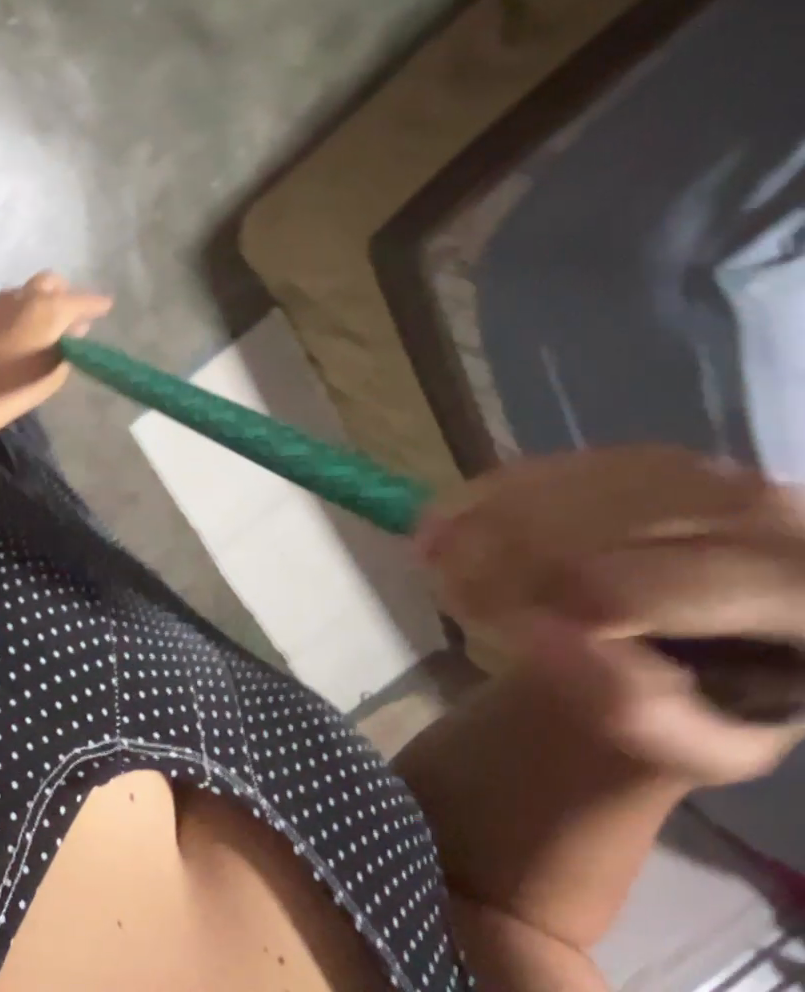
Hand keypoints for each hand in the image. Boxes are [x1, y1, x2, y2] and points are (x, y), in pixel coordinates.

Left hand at [0, 271, 111, 441]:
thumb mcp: (55, 370)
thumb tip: (68, 332)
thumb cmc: (17, 388)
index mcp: (50, 309)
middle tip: (68, 314)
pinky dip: (14, 313)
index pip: (82, 301)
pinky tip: (13, 332)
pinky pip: (2, 306)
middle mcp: (24, 297)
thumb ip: (66, 345)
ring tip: (40, 324)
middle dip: (63, 293)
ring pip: (24, 291)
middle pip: (50, 282)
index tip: (105, 307)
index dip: (96, 305)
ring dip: (36, 301)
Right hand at [418, 445, 804, 784]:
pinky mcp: (660, 459)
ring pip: (562, 489)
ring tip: (435, 560)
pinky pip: (555, 466)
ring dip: (480, 524)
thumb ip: (632, 709)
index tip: (472, 625)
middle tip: (446, 597)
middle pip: (587, 531)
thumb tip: (535, 638)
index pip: (625, 587)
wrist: (735, 658)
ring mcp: (717, 477)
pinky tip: (445, 522)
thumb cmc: (719, 709)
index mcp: (803, 595)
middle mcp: (778, 517)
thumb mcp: (694, 744)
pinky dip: (485, 494)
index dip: (526, 603)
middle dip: (494, 561)